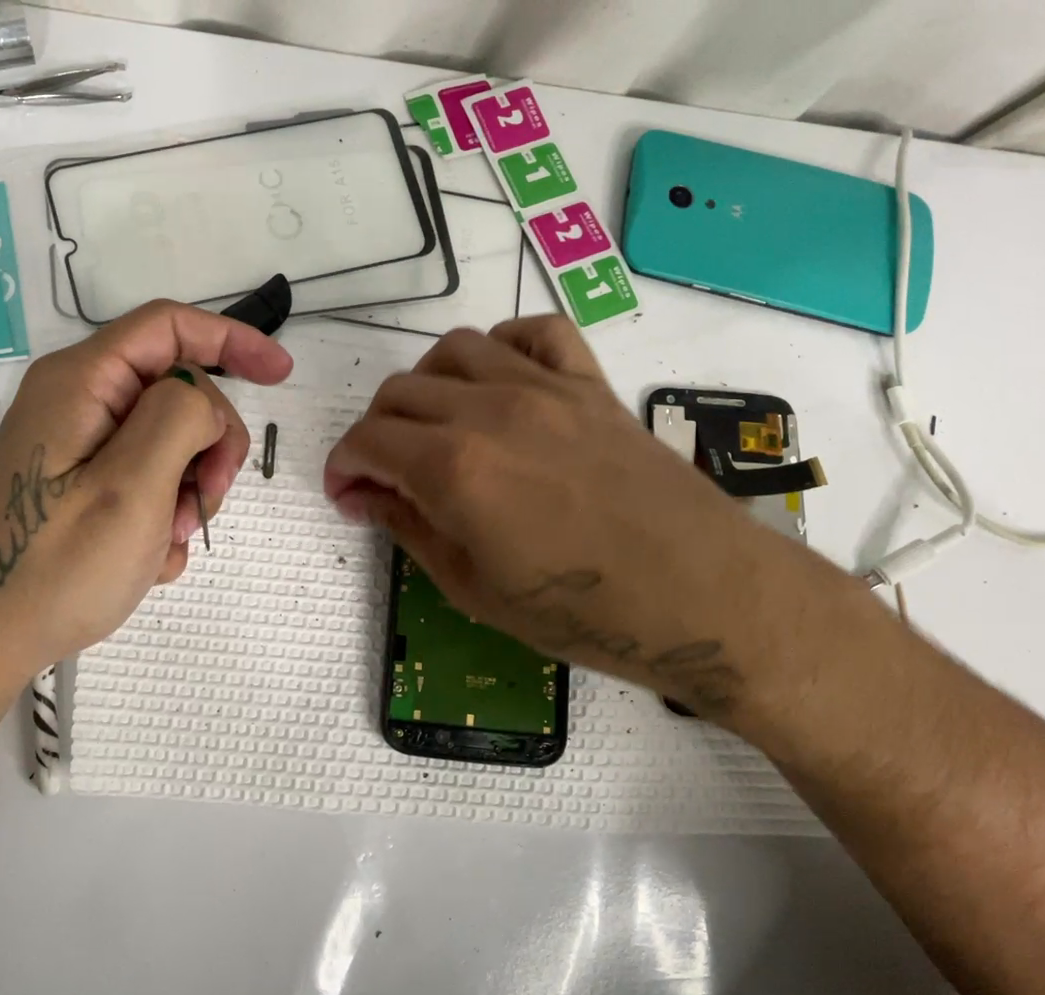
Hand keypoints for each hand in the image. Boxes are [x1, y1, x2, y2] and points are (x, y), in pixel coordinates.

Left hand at [0, 301, 292, 680]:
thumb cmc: (54, 568)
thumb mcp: (131, 488)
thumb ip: (179, 419)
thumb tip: (199, 400)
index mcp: (82, 381)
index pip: (170, 326)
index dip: (232, 340)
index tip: (281, 374)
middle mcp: (75, 402)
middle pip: (174, 391)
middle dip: (209, 444)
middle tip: (207, 503)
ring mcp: (73, 449)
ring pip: (165, 444)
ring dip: (186, 491)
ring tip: (166, 544)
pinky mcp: (72, 488)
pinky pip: (141, 483)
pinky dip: (159, 518)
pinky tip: (145, 562)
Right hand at [324, 316, 844, 721]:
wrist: (700, 597)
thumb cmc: (580, 612)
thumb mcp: (472, 588)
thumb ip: (409, 529)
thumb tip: (364, 498)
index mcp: (453, 467)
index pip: (367, 440)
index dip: (343, 468)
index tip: (347, 497)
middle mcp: (490, 409)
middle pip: (400, 393)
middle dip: (375, 434)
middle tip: (384, 479)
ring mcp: (545, 388)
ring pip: (455, 351)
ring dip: (425, 386)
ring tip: (433, 429)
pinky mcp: (591, 384)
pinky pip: (535, 333)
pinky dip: (502, 347)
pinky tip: (496, 382)